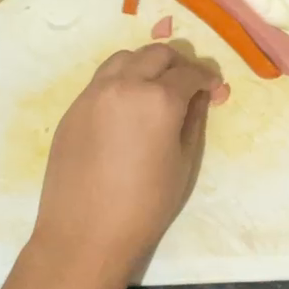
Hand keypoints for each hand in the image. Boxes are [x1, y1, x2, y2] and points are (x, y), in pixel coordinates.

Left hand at [32, 43, 220, 277]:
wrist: (85, 234)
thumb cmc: (145, 205)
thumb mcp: (183, 163)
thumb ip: (193, 120)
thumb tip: (200, 96)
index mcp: (158, 99)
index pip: (189, 73)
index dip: (207, 78)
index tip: (214, 89)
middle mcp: (124, 85)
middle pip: (156, 54)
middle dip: (178, 63)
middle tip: (189, 84)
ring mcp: (94, 94)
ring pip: (125, 58)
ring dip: (146, 64)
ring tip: (156, 88)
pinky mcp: (74, 108)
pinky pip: (102, 79)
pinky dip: (122, 79)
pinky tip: (128, 107)